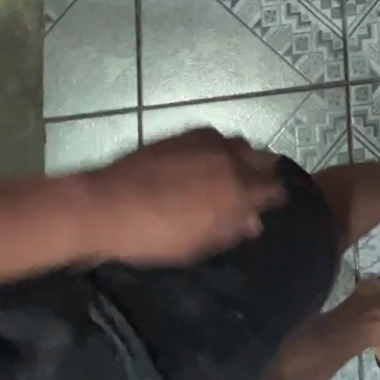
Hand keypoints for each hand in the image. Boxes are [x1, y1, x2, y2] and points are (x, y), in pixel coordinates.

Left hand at [75, 129, 286, 264]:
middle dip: (261, 174)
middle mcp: (237, 163)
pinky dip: (216, 148)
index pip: (276, 190)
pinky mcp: (194, 133)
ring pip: (244, 147)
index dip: (273, 198)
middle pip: (267, 162)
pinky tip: (199, 160)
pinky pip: (218, 138)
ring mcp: (216, 144)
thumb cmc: (149, 235)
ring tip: (222, 172)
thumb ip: (228, 231)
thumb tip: (254, 222)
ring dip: (240, 159)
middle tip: (244, 189)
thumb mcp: (192, 245)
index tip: (265, 206)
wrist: (103, 206)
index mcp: (240, 193)